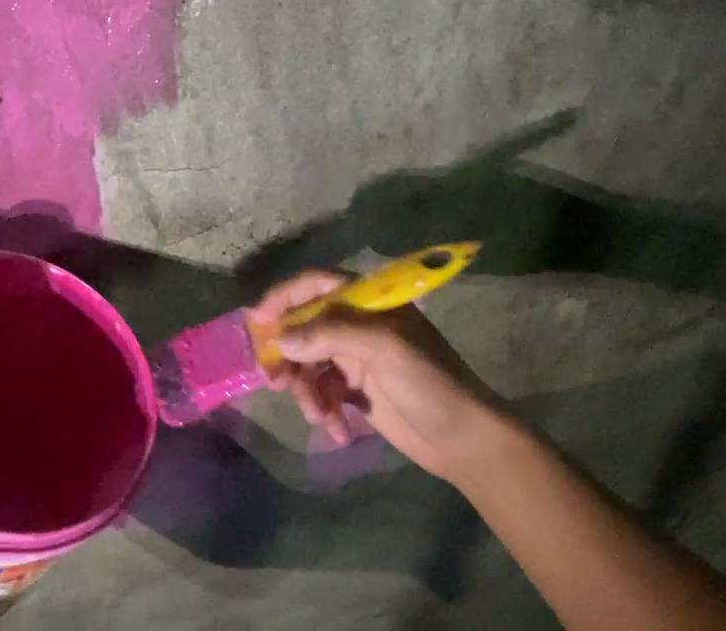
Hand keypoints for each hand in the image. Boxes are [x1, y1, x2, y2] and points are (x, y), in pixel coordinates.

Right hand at [252, 270, 500, 479]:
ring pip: (308, 363)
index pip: (315, 284)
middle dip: (288, 354)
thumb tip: (282, 339)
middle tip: (275, 380)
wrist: (466, 441)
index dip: (283, 297)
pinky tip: (335, 429)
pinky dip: (322, 409)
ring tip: (318, 415)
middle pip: (304, 326)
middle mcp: (358, 324)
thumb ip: (330, 335)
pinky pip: (322, 392)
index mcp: (368, 302)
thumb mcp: (383, 349)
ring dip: (306, 389)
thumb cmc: (430, 382)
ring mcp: (356, 358)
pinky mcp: (356, 391)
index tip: (259, 322)